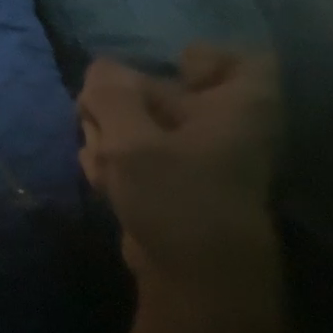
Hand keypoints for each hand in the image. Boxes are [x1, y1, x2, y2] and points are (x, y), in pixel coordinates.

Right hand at [77, 44, 282, 303]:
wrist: (195, 274)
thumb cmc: (176, 198)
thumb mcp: (131, 141)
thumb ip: (112, 97)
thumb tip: (102, 65)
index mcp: (236, 108)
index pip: (237, 61)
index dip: (199, 58)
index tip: (159, 69)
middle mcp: (223, 126)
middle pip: (165, 89)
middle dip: (120, 102)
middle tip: (95, 120)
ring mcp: (196, 155)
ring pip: (137, 122)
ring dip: (107, 135)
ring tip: (102, 162)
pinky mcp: (172, 180)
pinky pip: (133, 152)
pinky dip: (112, 160)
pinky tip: (104, 181)